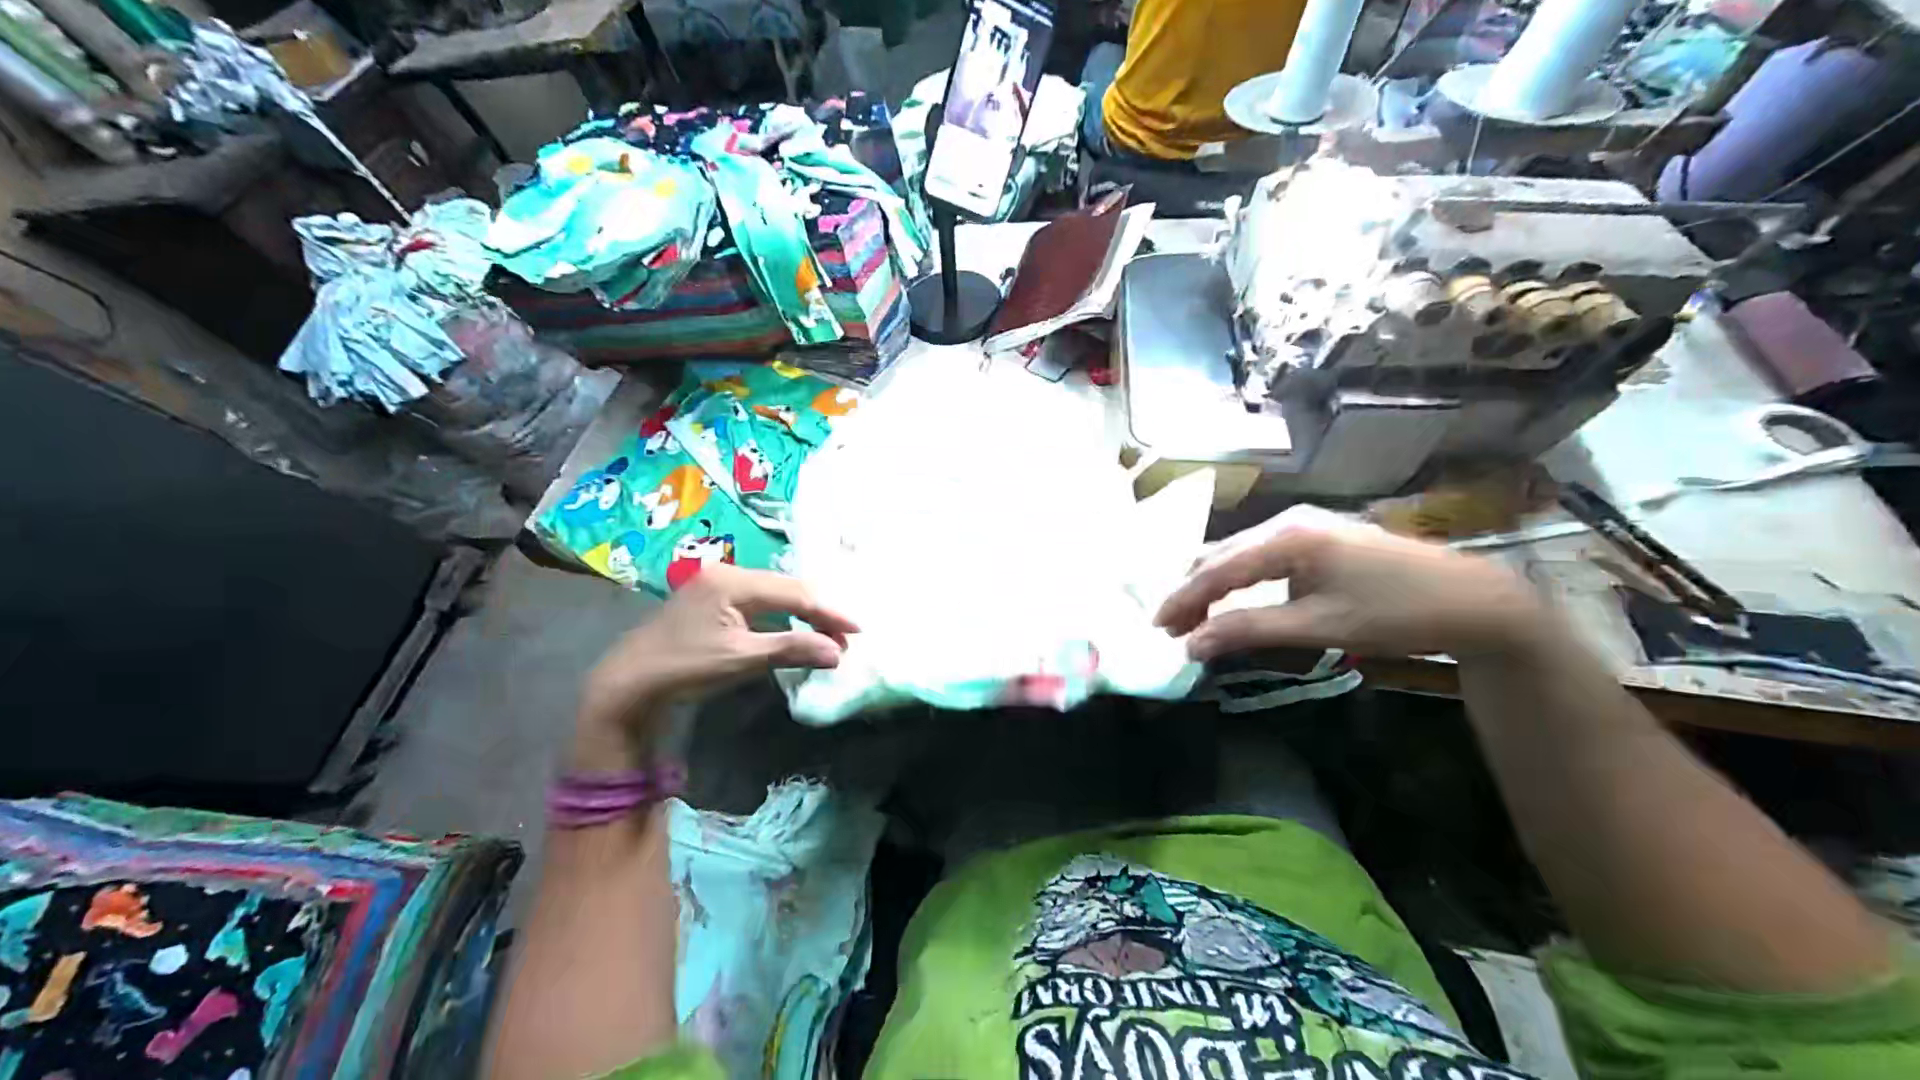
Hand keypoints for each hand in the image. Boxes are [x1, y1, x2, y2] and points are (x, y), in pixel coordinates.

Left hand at [574, 566, 858, 755]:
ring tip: (826, 637)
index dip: (829, 612)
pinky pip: (759, 600)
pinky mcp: (712, 598)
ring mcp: (718, 583)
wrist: (629, 681)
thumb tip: (837, 652)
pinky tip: (795, 630)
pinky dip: (782, 616)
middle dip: (818, 612)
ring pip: (775, 593)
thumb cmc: (684, 667)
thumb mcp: (741, 659)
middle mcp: (728, 572)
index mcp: (734, 580)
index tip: (857, 631)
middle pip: (787, 587)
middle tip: (845, 638)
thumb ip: (791, 649)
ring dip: (802, 614)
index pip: (795, 592)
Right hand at [1154, 509, 1541, 660]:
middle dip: (1191, 591)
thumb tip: (1192, 645)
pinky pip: (1259, 555)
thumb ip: (1249, 630)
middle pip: (1220, 555)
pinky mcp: (1317, 538)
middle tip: (1170, 628)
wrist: (1473, 601)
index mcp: (1287, 536)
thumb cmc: (1396, 613)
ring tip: (1192, 618)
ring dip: (1212, 585)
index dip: (1183, 599)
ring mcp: (1304, 526)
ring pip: (1238, 553)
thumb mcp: (1319, 626)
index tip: (1157, 628)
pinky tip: (1230, 598)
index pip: (1217, 569)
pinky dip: (1237, 579)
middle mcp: (1288, 522)